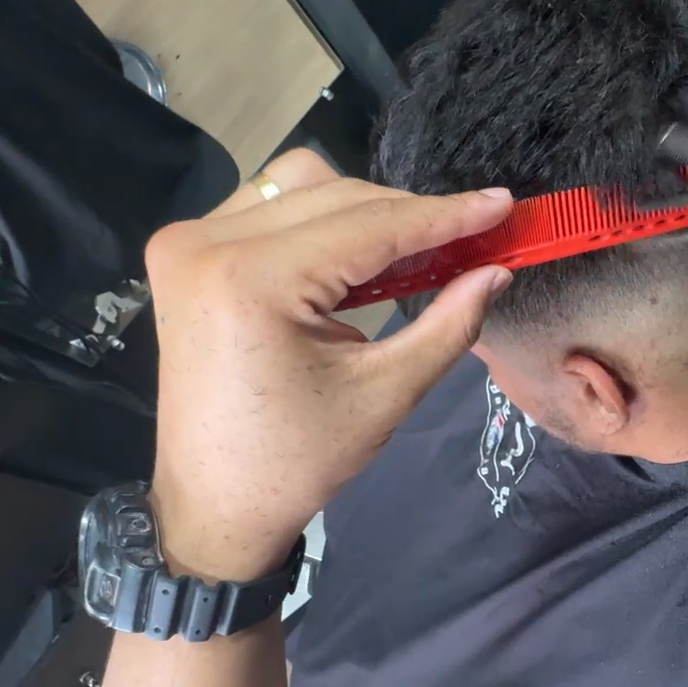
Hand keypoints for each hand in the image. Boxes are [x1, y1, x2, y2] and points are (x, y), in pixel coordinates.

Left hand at [142, 149, 513, 580]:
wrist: (218, 501)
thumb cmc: (303, 460)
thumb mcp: (388, 393)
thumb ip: (449, 324)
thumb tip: (497, 272)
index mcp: (253, 281)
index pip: (370, 226)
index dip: (445, 215)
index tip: (501, 205)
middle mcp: (208, 241)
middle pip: (336, 194)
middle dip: (411, 214)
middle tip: (473, 237)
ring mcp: (188, 241)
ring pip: (300, 186)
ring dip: (367, 211)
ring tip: (418, 251)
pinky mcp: (186, 253)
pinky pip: (270, 208)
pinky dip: (324, 223)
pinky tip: (360, 260)